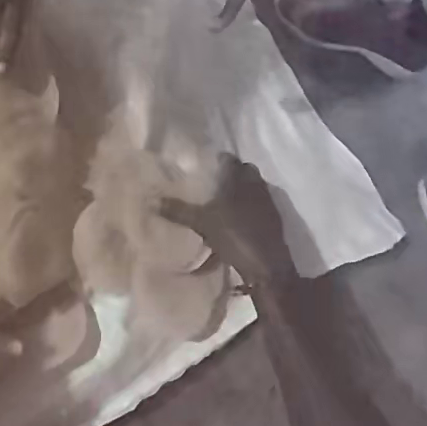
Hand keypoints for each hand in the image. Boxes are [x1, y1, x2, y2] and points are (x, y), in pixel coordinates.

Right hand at [158, 155, 296, 285]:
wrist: (268, 266)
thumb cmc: (235, 235)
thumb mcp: (202, 223)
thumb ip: (179, 211)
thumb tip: (153, 200)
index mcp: (240, 179)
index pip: (228, 159)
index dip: (216, 161)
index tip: (203, 167)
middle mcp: (256, 185)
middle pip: (243, 172)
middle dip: (229, 176)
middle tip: (211, 184)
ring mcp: (268, 203)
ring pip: (252, 189)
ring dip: (239, 193)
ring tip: (220, 205)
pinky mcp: (273, 220)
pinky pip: (258, 207)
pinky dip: (247, 210)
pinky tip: (234, 224)